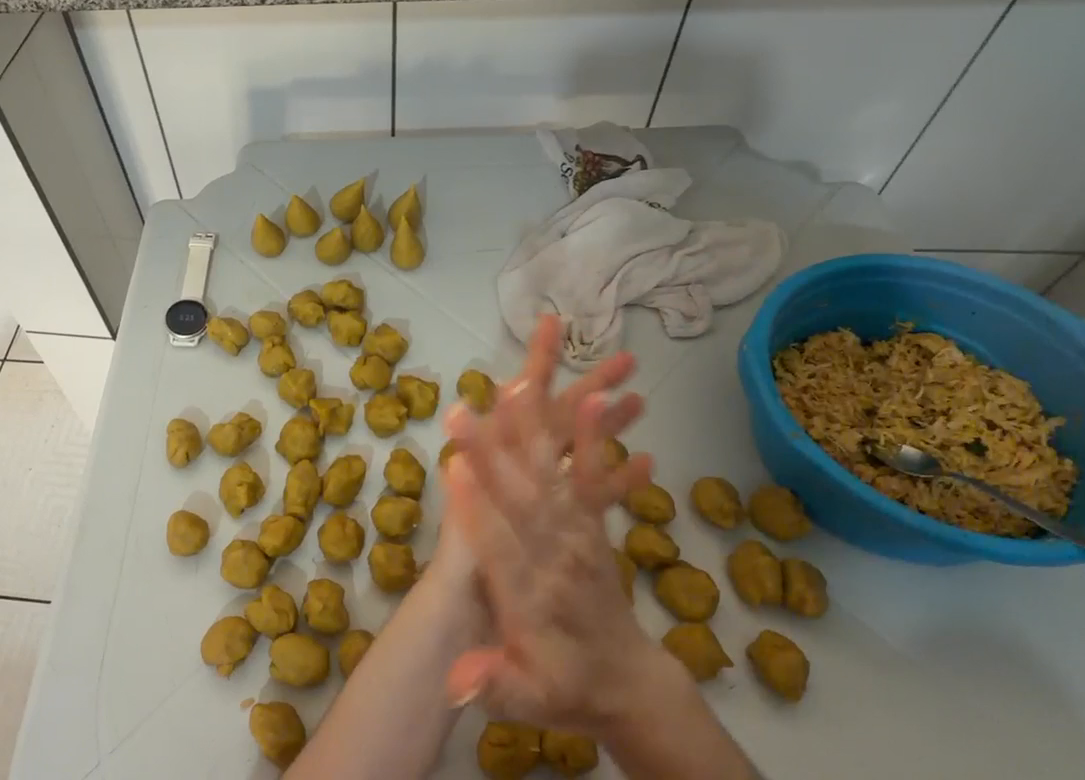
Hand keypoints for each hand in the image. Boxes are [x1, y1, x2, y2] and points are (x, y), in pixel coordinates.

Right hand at [442, 314, 661, 731]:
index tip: (454, 469)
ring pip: (553, 476)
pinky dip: (594, 438)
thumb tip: (456, 679)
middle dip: (491, 453)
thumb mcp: (529, 704)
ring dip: (538, 429)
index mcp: (532, 601)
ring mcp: (579, 539)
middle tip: (465, 409)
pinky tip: (597, 397)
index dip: (477, 511)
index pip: (501, 550)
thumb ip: (495, 686)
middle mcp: (556, 560)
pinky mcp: (593, 526)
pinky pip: (590, 478)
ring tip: (528, 382)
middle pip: (521, 501)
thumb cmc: (565, 690)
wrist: (630, 682)